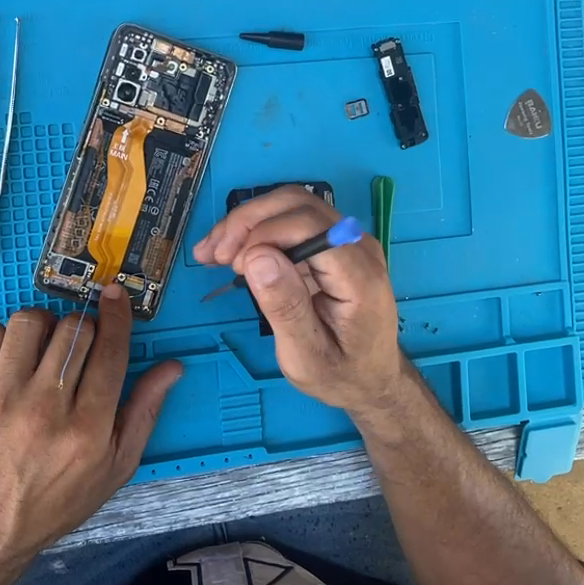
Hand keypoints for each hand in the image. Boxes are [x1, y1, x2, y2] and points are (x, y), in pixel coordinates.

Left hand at [0, 284, 183, 566]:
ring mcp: (0, 399)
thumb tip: (172, 367)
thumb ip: (144, 411)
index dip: (117, 315)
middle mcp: (44, 410)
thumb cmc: (58, 499)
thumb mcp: (115, 467)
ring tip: (44, 350)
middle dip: (83, 328)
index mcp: (87, 429)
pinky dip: (6, 337)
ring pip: (31, 322)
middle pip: (73, 330)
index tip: (115, 295)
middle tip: (78, 349)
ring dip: (45, 327)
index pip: (109, 350)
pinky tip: (12, 361)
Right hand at [193, 186, 414, 416]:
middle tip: (214, 254)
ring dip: (247, 222)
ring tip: (213, 252)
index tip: (234, 265)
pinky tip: (229, 251)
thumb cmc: (340, 374)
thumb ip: (285, 307)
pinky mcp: (332, 242)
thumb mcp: (307, 355)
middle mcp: (357, 246)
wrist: (371, 379)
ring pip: (291, 205)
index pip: (310, 225)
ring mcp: (346, 240)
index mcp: (359, 276)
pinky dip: (256, 229)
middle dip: (249, 221)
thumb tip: (256, 257)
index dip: (264, 233)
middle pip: (298, 204)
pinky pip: (291, 220)